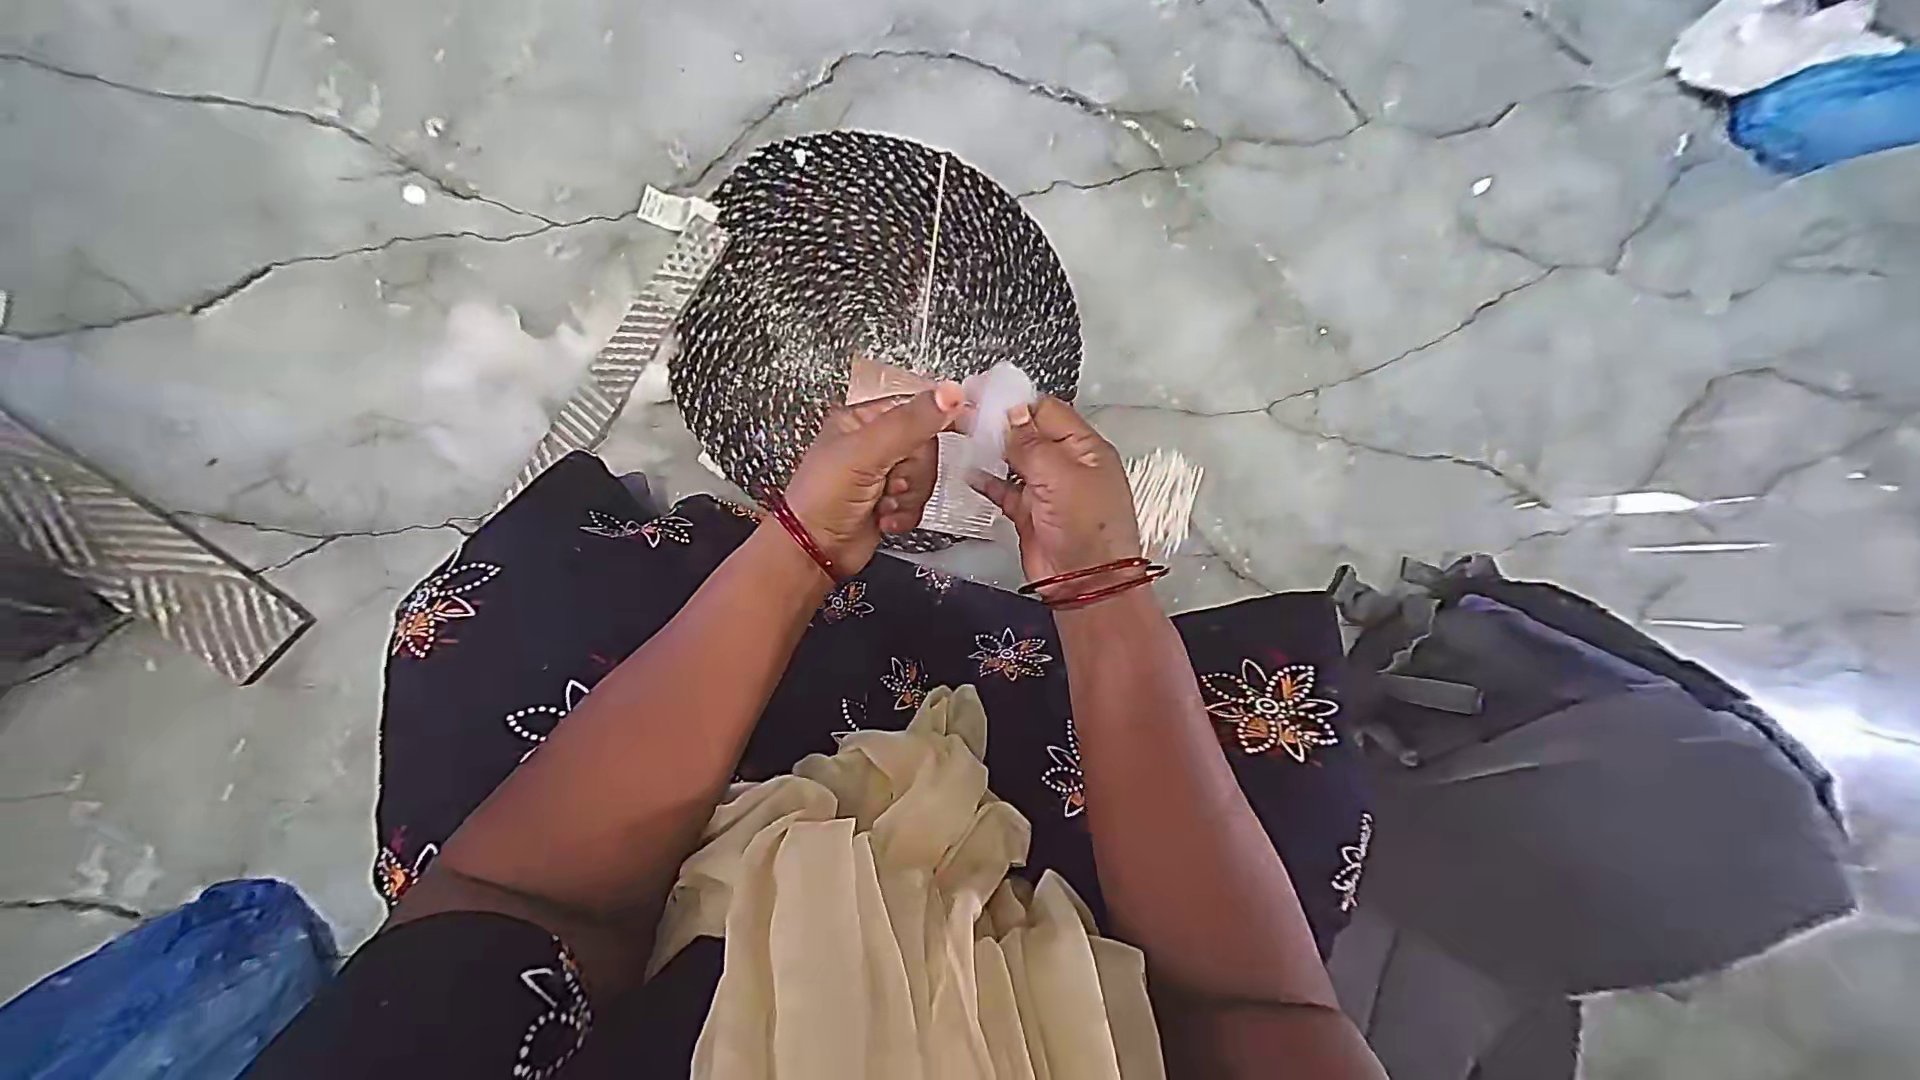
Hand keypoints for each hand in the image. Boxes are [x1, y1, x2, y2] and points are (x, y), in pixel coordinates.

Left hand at [780, 383, 964, 574]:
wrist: (814, 551)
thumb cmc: (824, 497)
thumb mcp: (867, 452)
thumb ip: (911, 423)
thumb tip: (950, 393)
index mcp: (862, 419)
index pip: (913, 407)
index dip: (937, 416)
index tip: (963, 424)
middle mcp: (874, 443)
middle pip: (926, 447)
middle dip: (914, 471)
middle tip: (892, 482)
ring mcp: (884, 474)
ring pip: (926, 476)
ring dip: (909, 495)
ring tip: (884, 503)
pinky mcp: (891, 502)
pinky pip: (920, 501)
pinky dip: (906, 514)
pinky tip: (884, 519)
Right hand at [968, 396, 1141, 581]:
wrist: (1085, 583)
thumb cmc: (1087, 529)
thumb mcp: (1060, 475)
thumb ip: (1031, 443)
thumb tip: (1010, 413)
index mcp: (1084, 448)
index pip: (1047, 411)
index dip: (1016, 402)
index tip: (983, 394)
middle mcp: (1066, 465)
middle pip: (1028, 433)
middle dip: (999, 423)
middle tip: (966, 413)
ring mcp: (1047, 489)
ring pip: (1014, 459)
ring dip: (991, 449)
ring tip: (963, 435)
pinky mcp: (1030, 513)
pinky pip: (1005, 489)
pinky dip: (987, 480)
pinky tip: (970, 471)